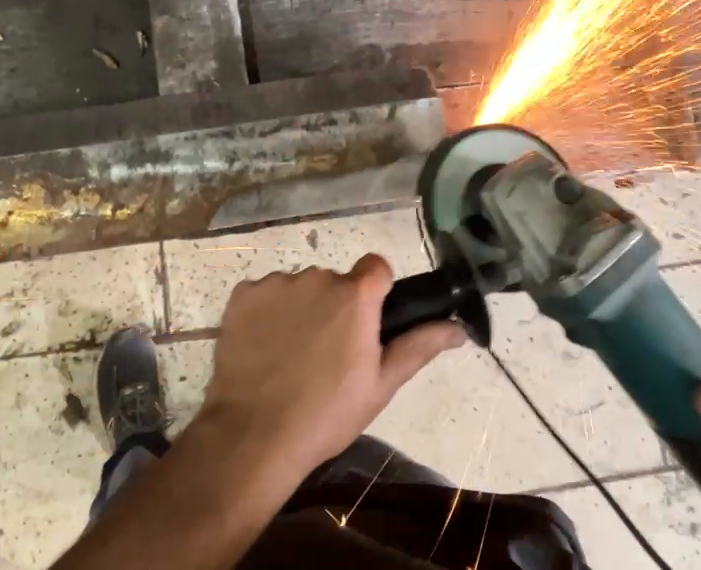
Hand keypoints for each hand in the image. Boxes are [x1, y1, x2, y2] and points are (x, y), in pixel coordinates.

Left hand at [195, 253, 466, 479]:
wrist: (254, 433)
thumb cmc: (327, 413)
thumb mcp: (381, 384)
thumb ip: (419, 346)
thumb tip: (459, 328)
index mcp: (354, 295)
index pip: (375, 267)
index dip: (376, 290)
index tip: (368, 322)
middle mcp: (316, 277)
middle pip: (335, 282)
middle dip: (336, 308)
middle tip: (329, 354)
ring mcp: (275, 283)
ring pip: (299, 288)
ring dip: (302, 310)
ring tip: (293, 357)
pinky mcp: (241, 294)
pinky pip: (264, 294)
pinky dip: (266, 314)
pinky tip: (264, 349)